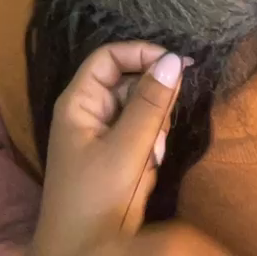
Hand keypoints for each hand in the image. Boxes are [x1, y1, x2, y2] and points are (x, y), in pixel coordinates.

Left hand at [29, 43, 229, 255]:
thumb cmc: (94, 202)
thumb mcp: (125, 152)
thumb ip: (150, 106)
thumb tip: (172, 60)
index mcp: (79, 101)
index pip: (109, 57)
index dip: (141, 53)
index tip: (177, 64)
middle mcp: (88, 111)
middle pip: (128, 84)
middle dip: (151, 106)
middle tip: (160, 136)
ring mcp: (101, 136)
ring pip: (140, 114)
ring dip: (153, 134)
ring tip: (151, 161)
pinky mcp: (114, 159)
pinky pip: (141, 139)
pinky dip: (150, 152)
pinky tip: (147, 174)